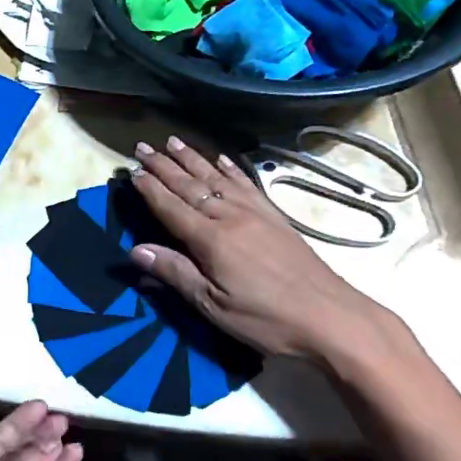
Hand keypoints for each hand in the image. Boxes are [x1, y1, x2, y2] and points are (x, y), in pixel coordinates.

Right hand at [127, 136, 399, 359]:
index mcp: (211, 239)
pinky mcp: (275, 216)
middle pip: (192, 185)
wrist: (329, 315)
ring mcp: (256, 212)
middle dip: (165, 166)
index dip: (151, 189)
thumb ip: (176, 274)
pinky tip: (222, 160)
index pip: (172, 208)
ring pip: (217, 178)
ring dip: (194, 159)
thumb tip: (135, 250)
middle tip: (143, 147)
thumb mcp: (214, 306)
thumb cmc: (266, 319)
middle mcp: (231, 216)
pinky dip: (231, 169)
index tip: (132, 171)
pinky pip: (247, 184)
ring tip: (174, 142)